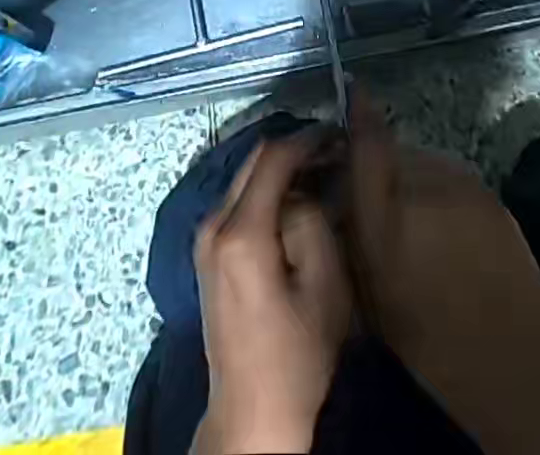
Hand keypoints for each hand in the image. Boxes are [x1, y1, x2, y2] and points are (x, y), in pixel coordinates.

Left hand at [193, 133, 351, 454]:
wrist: (249, 406)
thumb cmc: (296, 355)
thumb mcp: (324, 290)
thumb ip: (313, 225)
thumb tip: (306, 188)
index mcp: (240, 232)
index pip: (271, 161)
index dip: (305, 141)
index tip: (336, 134)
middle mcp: (212, 223)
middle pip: (251, 164)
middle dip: (291, 151)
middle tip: (331, 151)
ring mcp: (203, 236)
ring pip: (242, 180)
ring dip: (277, 170)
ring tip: (319, 171)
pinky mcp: (205, 249)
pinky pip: (236, 202)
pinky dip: (264, 191)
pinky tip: (293, 199)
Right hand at [344, 93, 539, 383]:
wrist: (515, 357)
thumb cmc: (426, 330)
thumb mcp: (368, 284)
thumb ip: (348, 227)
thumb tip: (333, 189)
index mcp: (387, 209)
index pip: (369, 142)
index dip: (359, 111)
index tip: (352, 86)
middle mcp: (425, 185)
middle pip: (392, 152)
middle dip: (377, 164)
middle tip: (369, 195)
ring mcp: (463, 187)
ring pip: (422, 164)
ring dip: (408, 177)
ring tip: (409, 216)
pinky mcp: (490, 196)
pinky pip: (449, 178)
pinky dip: (436, 190)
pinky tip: (440, 225)